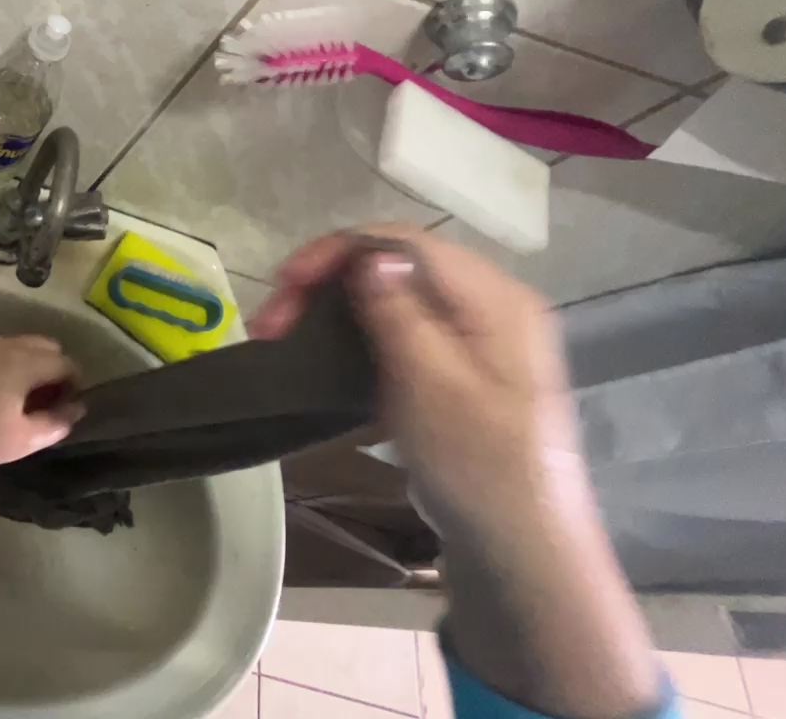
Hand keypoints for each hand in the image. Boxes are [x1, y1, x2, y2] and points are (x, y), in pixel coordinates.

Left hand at [0, 335, 85, 474]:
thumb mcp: (23, 440)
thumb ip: (56, 422)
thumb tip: (77, 408)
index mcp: (25, 361)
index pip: (66, 363)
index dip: (75, 385)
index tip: (67, 410)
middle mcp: (6, 345)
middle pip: (47, 347)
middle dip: (56, 370)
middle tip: (48, 404)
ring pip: (22, 346)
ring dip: (33, 366)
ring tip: (23, 402)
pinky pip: (0, 351)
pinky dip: (11, 365)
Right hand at [251, 224, 581, 539]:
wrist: (514, 542)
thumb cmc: (476, 462)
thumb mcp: (433, 384)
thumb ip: (402, 312)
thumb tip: (370, 253)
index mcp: (494, 299)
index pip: (404, 243)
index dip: (338, 250)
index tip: (285, 281)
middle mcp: (484, 303)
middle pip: (390, 263)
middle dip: (323, 281)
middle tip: (272, 319)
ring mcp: (468, 333)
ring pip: (383, 292)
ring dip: (326, 305)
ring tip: (279, 334)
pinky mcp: (449, 360)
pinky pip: (390, 322)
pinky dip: (346, 328)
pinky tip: (316, 349)